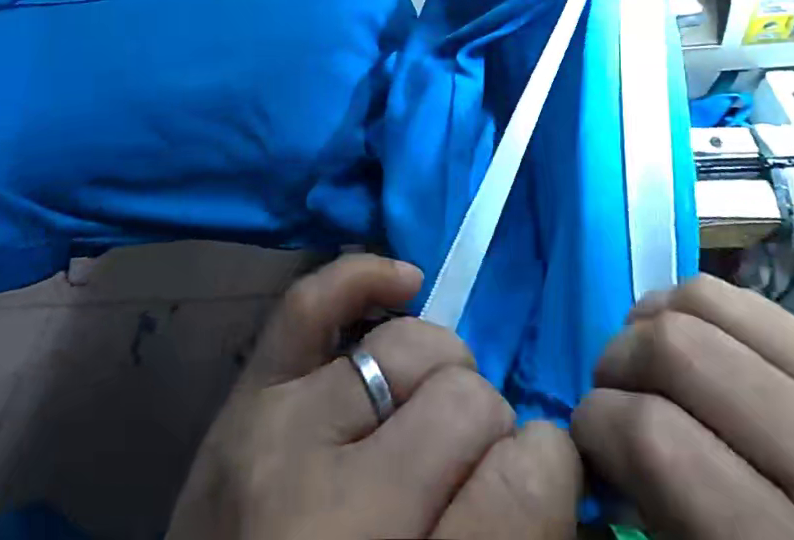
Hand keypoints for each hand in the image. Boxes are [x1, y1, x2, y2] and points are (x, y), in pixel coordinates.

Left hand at [167, 255, 579, 539]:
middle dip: (488, 421)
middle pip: (465, 404)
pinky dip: (363, 279)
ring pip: (406, 348)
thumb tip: (542, 457)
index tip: (543, 470)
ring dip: (441, 368)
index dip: (549, 467)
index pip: (522, 486)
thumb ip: (502, 532)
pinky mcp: (244, 398)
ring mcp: (282, 436)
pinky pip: (309, 304)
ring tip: (429, 406)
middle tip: (469, 458)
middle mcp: (337, 510)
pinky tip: (404, 286)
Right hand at [571, 277, 793, 539]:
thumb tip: (600, 445)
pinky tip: (706, 365)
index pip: (654, 433)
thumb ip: (664, 521)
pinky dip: (703, 322)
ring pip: (708, 298)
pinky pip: (757, 308)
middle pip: (676, 345)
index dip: (596, 428)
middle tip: (617, 406)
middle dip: (616, 365)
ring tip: (653, 371)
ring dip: (652, 326)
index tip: (593, 450)